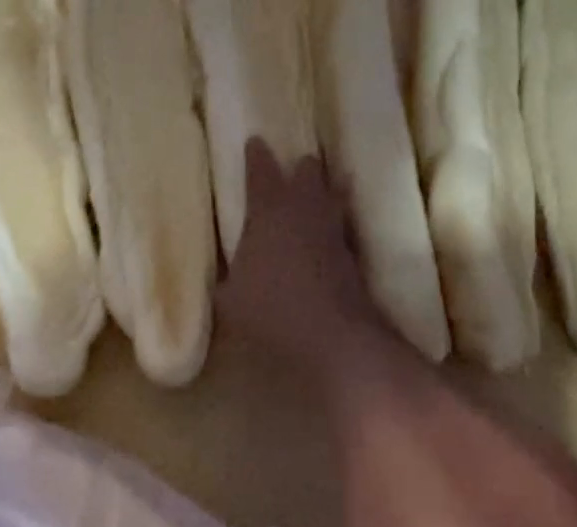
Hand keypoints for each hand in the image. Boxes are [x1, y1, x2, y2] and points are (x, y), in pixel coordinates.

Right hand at [215, 140, 380, 363]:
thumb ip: (225, 281)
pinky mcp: (354, 256)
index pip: (260, 171)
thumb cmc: (271, 311)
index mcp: (267, 212)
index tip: (255, 140)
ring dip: (327, 190)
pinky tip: (332, 235)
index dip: (255, 155)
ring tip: (323, 189)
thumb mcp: (230, 301)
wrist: (333, 335)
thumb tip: (222, 275)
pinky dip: (338, 226)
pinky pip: (343, 229)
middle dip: (300, 166)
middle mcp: (304, 210)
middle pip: (306, 173)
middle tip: (296, 163)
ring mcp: (334, 230)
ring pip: (333, 195)